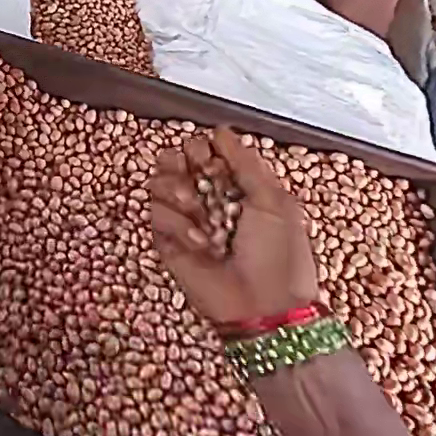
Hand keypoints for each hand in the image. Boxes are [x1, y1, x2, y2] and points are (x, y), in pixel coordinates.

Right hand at [147, 127, 317, 331]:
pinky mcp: (167, 241)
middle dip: (185, 161)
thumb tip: (220, 130)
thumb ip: (245, 162)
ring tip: (198, 210)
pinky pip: (157, 215)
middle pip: (176, 159)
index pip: (206, 150)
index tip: (218, 163)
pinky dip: (178, 224)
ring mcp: (185, 219)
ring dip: (177, 189)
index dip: (207, 150)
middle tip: (198, 175)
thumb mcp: (273, 200)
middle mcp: (206, 198)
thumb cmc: (279, 253)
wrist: (264, 304)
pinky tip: (200, 242)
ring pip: (159, 181)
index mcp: (234, 185)